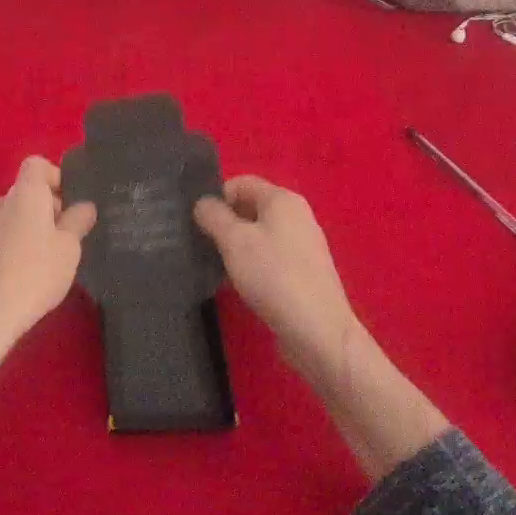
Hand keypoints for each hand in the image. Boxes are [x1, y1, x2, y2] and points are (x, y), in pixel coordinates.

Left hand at [0, 156, 98, 345]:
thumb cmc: (36, 272)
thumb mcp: (69, 247)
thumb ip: (78, 221)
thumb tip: (84, 205)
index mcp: (24, 192)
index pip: (37, 165)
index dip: (57, 177)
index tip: (72, 203)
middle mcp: (0, 201)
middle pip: (27, 191)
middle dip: (49, 207)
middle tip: (68, 236)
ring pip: (15, 215)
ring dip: (33, 227)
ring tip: (50, 258)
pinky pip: (3, 236)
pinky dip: (17, 244)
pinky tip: (28, 273)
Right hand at [194, 175, 360, 396]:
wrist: (318, 332)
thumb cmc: (274, 276)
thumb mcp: (234, 241)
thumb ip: (213, 216)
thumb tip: (203, 203)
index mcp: (283, 199)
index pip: (242, 182)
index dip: (217, 197)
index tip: (198, 222)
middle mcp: (297, 216)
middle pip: (250, 207)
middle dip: (224, 222)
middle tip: (201, 243)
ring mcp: (303, 246)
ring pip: (259, 235)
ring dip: (235, 246)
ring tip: (216, 266)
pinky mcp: (303, 273)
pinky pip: (269, 257)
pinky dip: (251, 265)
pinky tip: (239, 284)